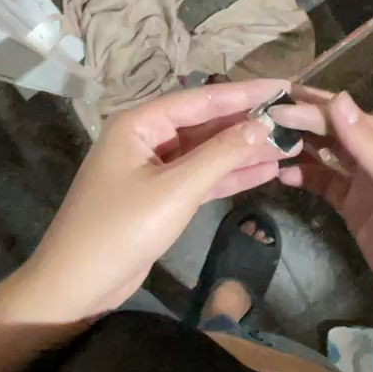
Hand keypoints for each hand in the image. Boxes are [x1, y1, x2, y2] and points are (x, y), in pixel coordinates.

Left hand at [0, 80, 295, 324]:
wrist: (77, 285)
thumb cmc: (120, 229)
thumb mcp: (175, 190)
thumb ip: (220, 155)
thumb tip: (262, 125)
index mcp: (139, 123)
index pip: (201, 100)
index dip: (244, 93)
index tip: (283, 86)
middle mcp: (146, 138)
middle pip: (206, 124)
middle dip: (248, 124)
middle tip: (295, 119)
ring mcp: (153, 168)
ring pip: (207, 152)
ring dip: (245, 151)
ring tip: (291, 145)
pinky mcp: (161, 197)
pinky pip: (201, 178)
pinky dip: (230, 176)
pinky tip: (266, 170)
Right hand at [274, 90, 372, 330]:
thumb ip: (370, 146)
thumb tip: (338, 99)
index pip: (353, 119)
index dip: (316, 110)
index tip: (279, 103)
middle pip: (340, 134)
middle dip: (305, 124)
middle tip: (264, 116)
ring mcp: (370, 187)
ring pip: (331, 158)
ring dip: (303, 148)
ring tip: (266, 142)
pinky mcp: (357, 211)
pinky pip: (328, 186)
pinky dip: (307, 178)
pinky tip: (283, 175)